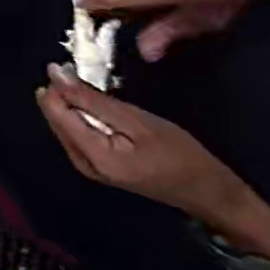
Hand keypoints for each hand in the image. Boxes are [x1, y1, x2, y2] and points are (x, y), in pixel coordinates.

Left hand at [36, 64, 269, 253]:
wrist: (216, 197)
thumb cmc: (187, 159)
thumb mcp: (140, 122)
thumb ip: (92, 99)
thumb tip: (55, 74)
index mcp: (92, 155)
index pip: (53, 109)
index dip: (58, 86)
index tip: (73, 72)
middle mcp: (80, 162)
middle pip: (54, 115)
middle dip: (67, 96)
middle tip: (93, 86)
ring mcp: (85, 164)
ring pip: (63, 121)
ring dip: (76, 106)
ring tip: (105, 102)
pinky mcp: (93, 164)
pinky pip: (76, 131)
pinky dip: (85, 118)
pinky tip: (105, 116)